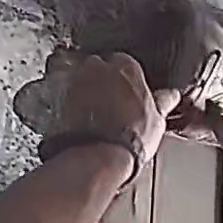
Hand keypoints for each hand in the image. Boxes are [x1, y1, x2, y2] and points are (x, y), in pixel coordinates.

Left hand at [50, 51, 175, 169]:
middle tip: (103, 106)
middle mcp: (97, 67)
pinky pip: (53, 93)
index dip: (123, 83)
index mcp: (126, 66)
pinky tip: (67, 118)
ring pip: (74, 77)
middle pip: (96, 68)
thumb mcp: (157, 120)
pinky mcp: (52, 97)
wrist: (99, 157)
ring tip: (85, 114)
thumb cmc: (130, 139)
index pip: (123, 65)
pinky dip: (58, 102)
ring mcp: (73, 80)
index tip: (123, 96)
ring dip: (77, 90)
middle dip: (98, 82)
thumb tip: (170, 97)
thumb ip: (162, 102)